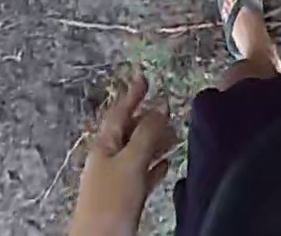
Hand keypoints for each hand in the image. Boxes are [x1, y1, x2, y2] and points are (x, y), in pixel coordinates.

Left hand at [70, 74, 176, 235]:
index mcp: (105, 145)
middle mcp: (108, 159)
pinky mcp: (124, 200)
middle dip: (150, 119)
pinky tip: (166, 165)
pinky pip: (142, 174)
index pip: (120, 112)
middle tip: (170, 110)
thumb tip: (161, 107)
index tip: (144, 78)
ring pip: (138, 152)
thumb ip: (146, 133)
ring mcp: (116, 180)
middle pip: (130, 131)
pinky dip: (154, 165)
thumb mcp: (130, 161)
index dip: (133, 95)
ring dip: (156, 141)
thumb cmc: (110, 202)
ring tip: (175, 135)